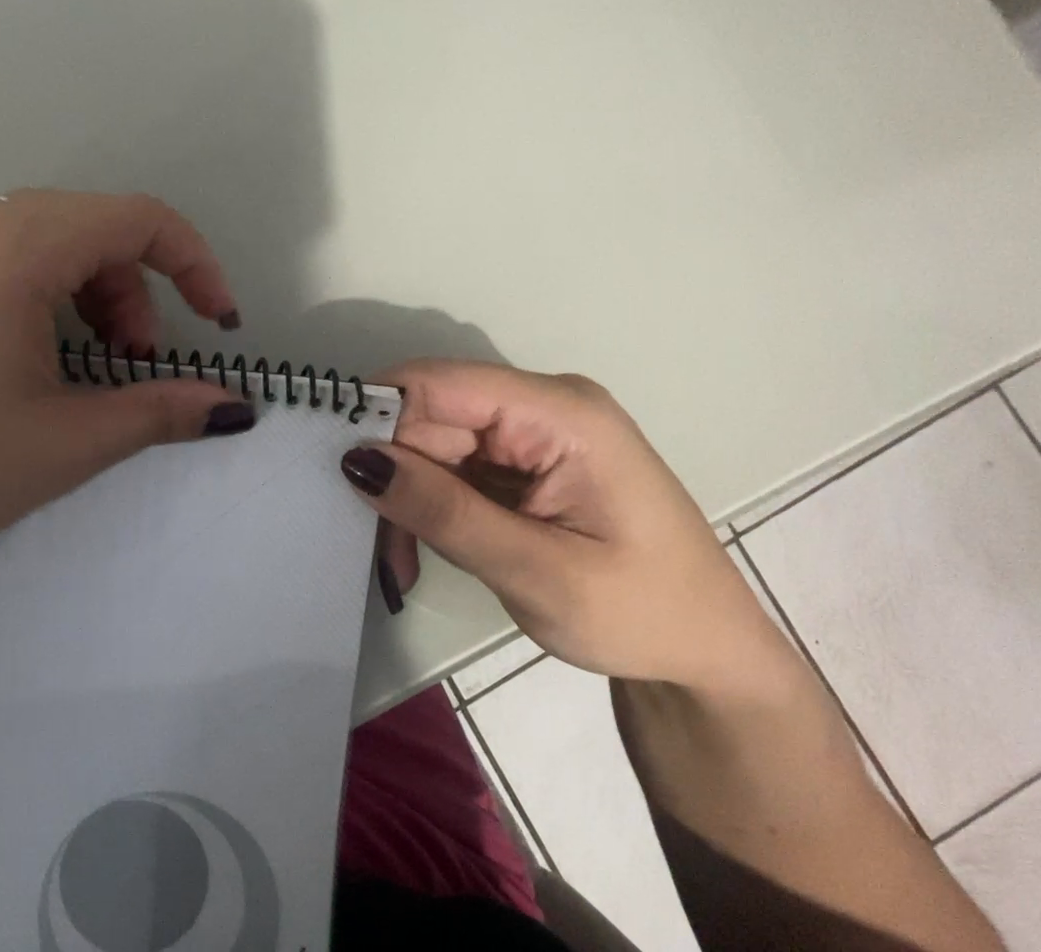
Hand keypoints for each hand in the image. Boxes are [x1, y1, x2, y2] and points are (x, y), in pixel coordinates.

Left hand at [0, 190, 253, 586]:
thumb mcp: (68, 442)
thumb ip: (161, 411)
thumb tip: (234, 407)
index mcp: (14, 246)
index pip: (136, 218)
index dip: (196, 265)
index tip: (218, 325)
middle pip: (91, 229)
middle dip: (137, 293)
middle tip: (137, 368)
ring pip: (45, 246)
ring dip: (91, 299)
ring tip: (89, 373)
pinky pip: (0, 264)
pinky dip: (43, 301)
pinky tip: (34, 364)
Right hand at [340, 361, 795, 693]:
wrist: (705, 656)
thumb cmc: (641, 615)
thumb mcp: (538, 571)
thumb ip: (446, 512)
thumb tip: (356, 459)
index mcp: (561, 415)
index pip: (437, 383)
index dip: (376, 415)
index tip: (335, 475)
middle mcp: (542, 409)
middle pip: (428, 417)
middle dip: (391, 477)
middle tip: (379, 552)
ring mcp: (531, 438)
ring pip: (428, 447)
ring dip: (405, 502)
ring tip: (402, 567)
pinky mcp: (521, 466)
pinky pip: (448, 471)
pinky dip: (425, 511)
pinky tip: (419, 554)